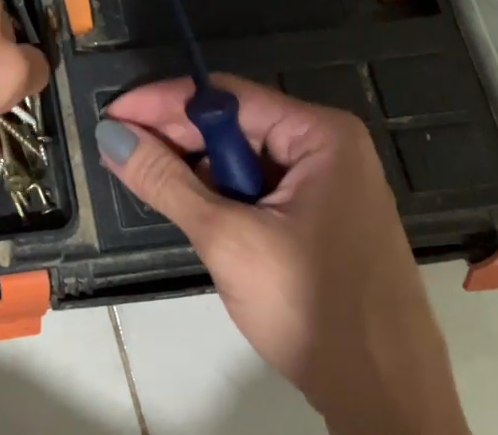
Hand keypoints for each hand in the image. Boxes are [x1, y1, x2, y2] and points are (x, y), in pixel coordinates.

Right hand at [97, 76, 467, 434]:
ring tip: (146, 181)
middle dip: (175, 138)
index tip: (110, 117)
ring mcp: (329, 185)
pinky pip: (258, 188)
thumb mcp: (226, 239)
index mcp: (320, 136)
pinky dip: (219, 195)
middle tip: (118, 151)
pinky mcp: (321, 219)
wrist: (387, 400)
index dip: (162, 103)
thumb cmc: (313, 308)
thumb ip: (164, 181)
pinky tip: (187, 207)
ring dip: (194, 169)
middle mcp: (328, 148)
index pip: (225, 97)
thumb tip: (110, 134)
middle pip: (233, 124)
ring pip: (241, 158)